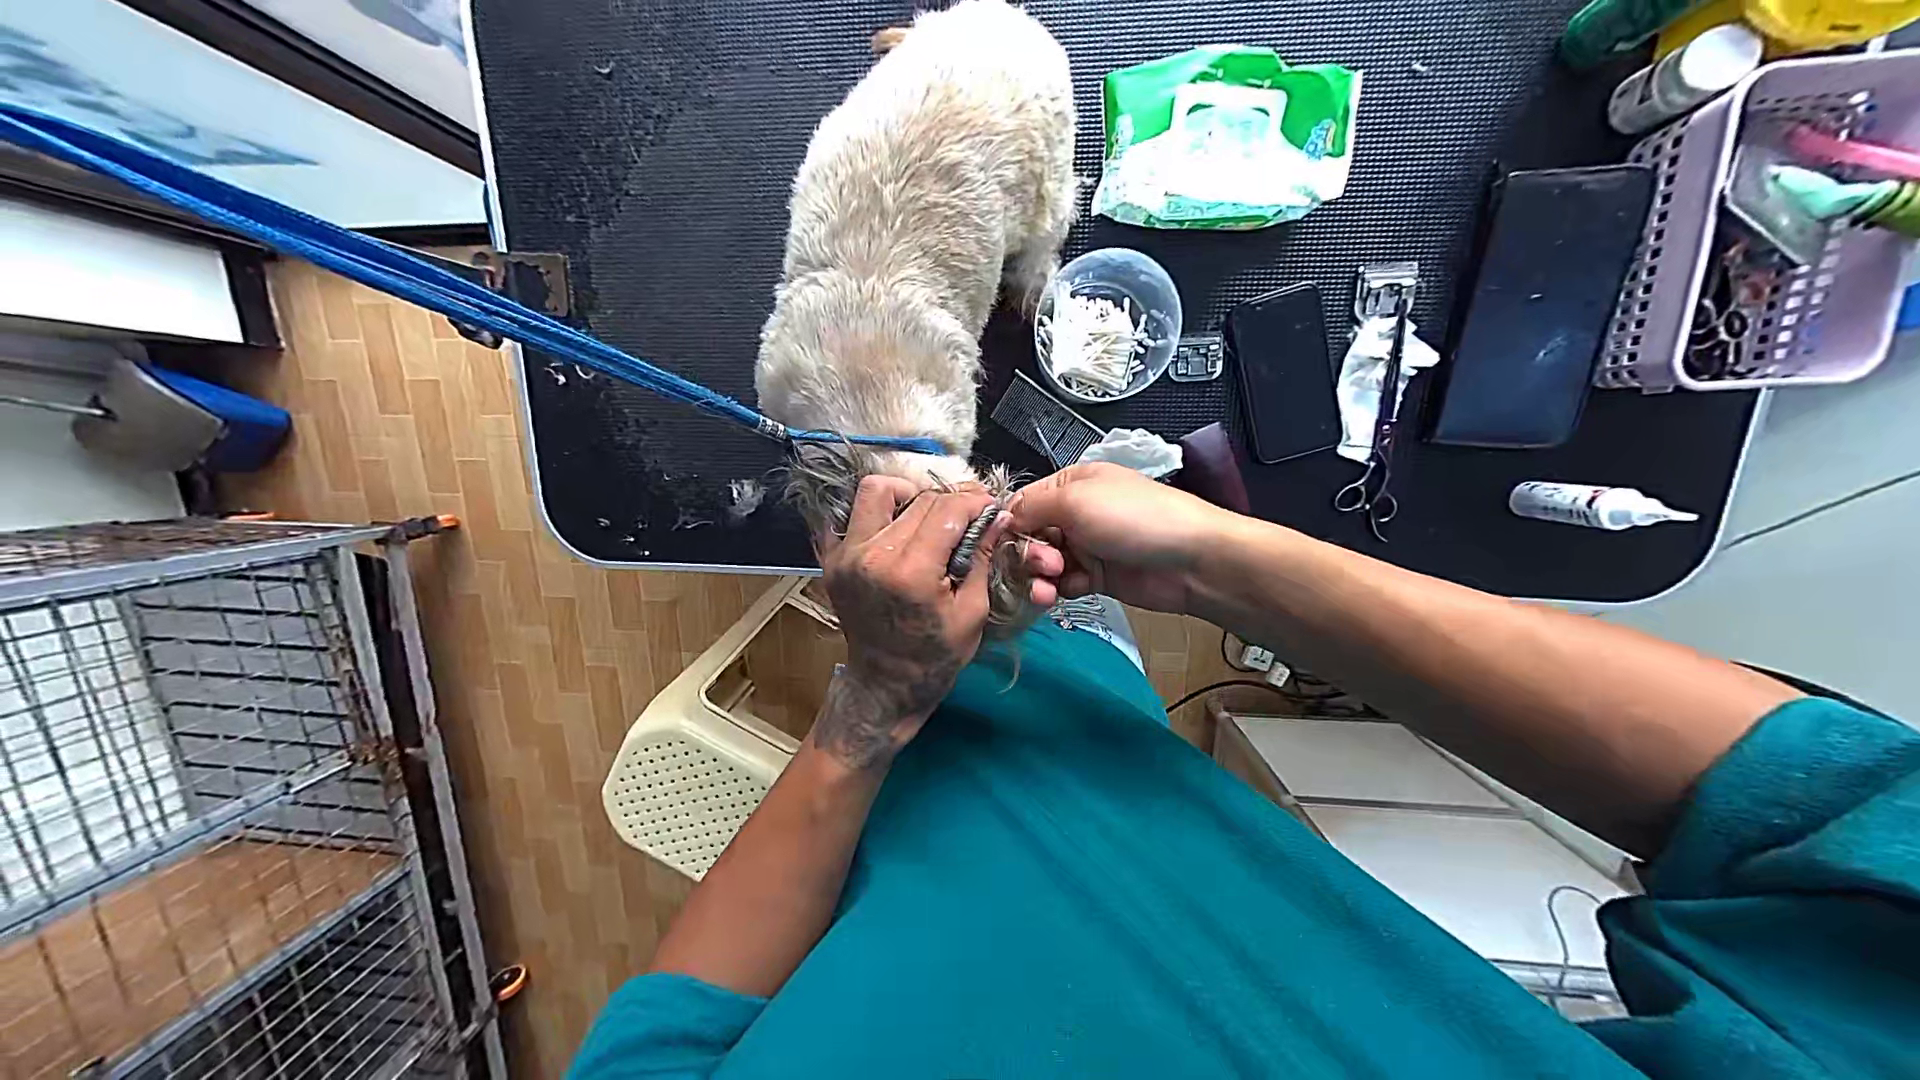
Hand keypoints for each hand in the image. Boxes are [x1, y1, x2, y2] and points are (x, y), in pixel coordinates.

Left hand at [813, 476, 1010, 767]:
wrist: (884, 685)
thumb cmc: (936, 657)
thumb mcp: (972, 611)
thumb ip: (983, 557)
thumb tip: (996, 515)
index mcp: (911, 573)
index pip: (947, 510)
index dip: (974, 502)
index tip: (990, 507)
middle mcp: (873, 555)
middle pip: (919, 499)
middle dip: (951, 501)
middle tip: (967, 515)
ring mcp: (846, 555)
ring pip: (878, 490)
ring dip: (909, 495)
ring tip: (927, 515)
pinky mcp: (831, 558)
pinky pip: (851, 513)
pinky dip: (877, 511)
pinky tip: (898, 526)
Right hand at [1006, 462, 1238, 614]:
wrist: (1190, 560)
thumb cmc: (1134, 518)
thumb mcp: (1075, 499)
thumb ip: (1030, 506)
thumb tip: (1001, 518)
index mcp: (1069, 484)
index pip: (1021, 503)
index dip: (1008, 525)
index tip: (1002, 545)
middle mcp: (1074, 513)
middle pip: (1028, 536)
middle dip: (1027, 553)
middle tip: (1046, 564)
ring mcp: (1085, 545)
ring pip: (1042, 564)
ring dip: (1039, 576)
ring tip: (1050, 584)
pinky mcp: (1095, 576)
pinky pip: (1061, 583)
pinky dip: (1058, 589)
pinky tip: (1066, 591)